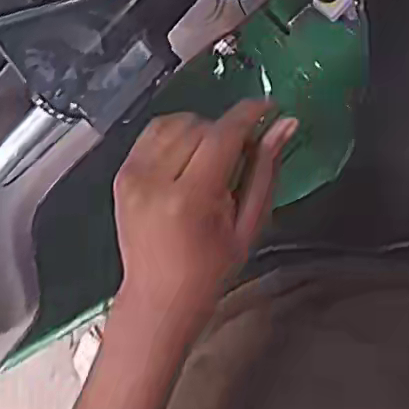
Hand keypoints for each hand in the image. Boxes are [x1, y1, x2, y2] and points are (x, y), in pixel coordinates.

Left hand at [112, 100, 297, 333]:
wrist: (157, 301)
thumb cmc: (210, 270)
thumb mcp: (248, 225)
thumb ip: (266, 169)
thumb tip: (286, 124)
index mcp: (189, 200)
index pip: (223, 135)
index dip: (249, 114)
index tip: (269, 107)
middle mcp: (154, 181)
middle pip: (202, 125)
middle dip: (227, 133)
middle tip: (239, 157)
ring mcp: (133, 175)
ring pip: (179, 122)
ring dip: (202, 130)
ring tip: (211, 160)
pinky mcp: (122, 173)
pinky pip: (156, 129)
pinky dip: (178, 133)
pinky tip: (188, 156)